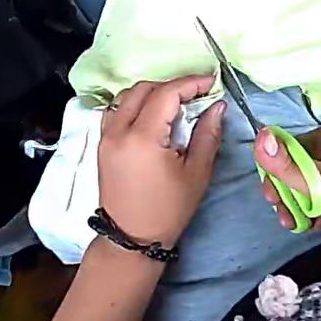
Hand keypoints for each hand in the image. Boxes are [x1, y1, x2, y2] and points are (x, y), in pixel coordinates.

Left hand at [98, 76, 225, 247]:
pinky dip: (135, 105)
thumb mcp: (197, 173)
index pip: (166, 94)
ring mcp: (106, 137)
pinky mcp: (102, 144)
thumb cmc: (168, 209)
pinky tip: (153, 116)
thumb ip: (208, 134)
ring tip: (176, 105)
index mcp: (142, 138)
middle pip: (144, 89)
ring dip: (152, 93)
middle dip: (172, 86)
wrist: (133, 238)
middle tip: (197, 95)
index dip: (191, 83)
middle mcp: (118, 131)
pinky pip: (116, 111)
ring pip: (126, 97)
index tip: (211, 82)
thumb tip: (217, 106)